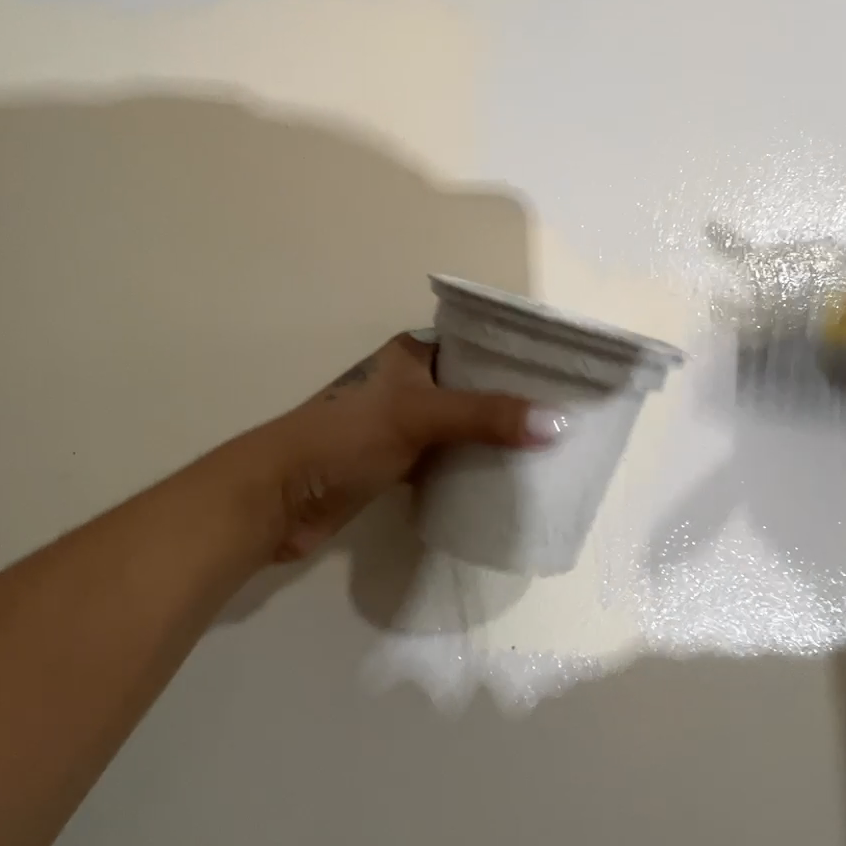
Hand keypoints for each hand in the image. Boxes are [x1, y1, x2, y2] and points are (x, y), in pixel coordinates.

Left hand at [259, 332, 560, 560]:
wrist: (275, 499)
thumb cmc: (344, 438)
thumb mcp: (420, 416)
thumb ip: (487, 417)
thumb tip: (559, 423)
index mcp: (411, 354)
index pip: (478, 346)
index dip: (519, 358)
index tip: (567, 374)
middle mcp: (410, 384)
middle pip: (475, 389)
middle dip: (516, 403)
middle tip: (569, 416)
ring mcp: (403, 427)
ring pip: (463, 428)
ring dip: (497, 438)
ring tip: (552, 447)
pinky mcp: (397, 465)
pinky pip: (448, 460)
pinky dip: (474, 468)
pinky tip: (509, 479)